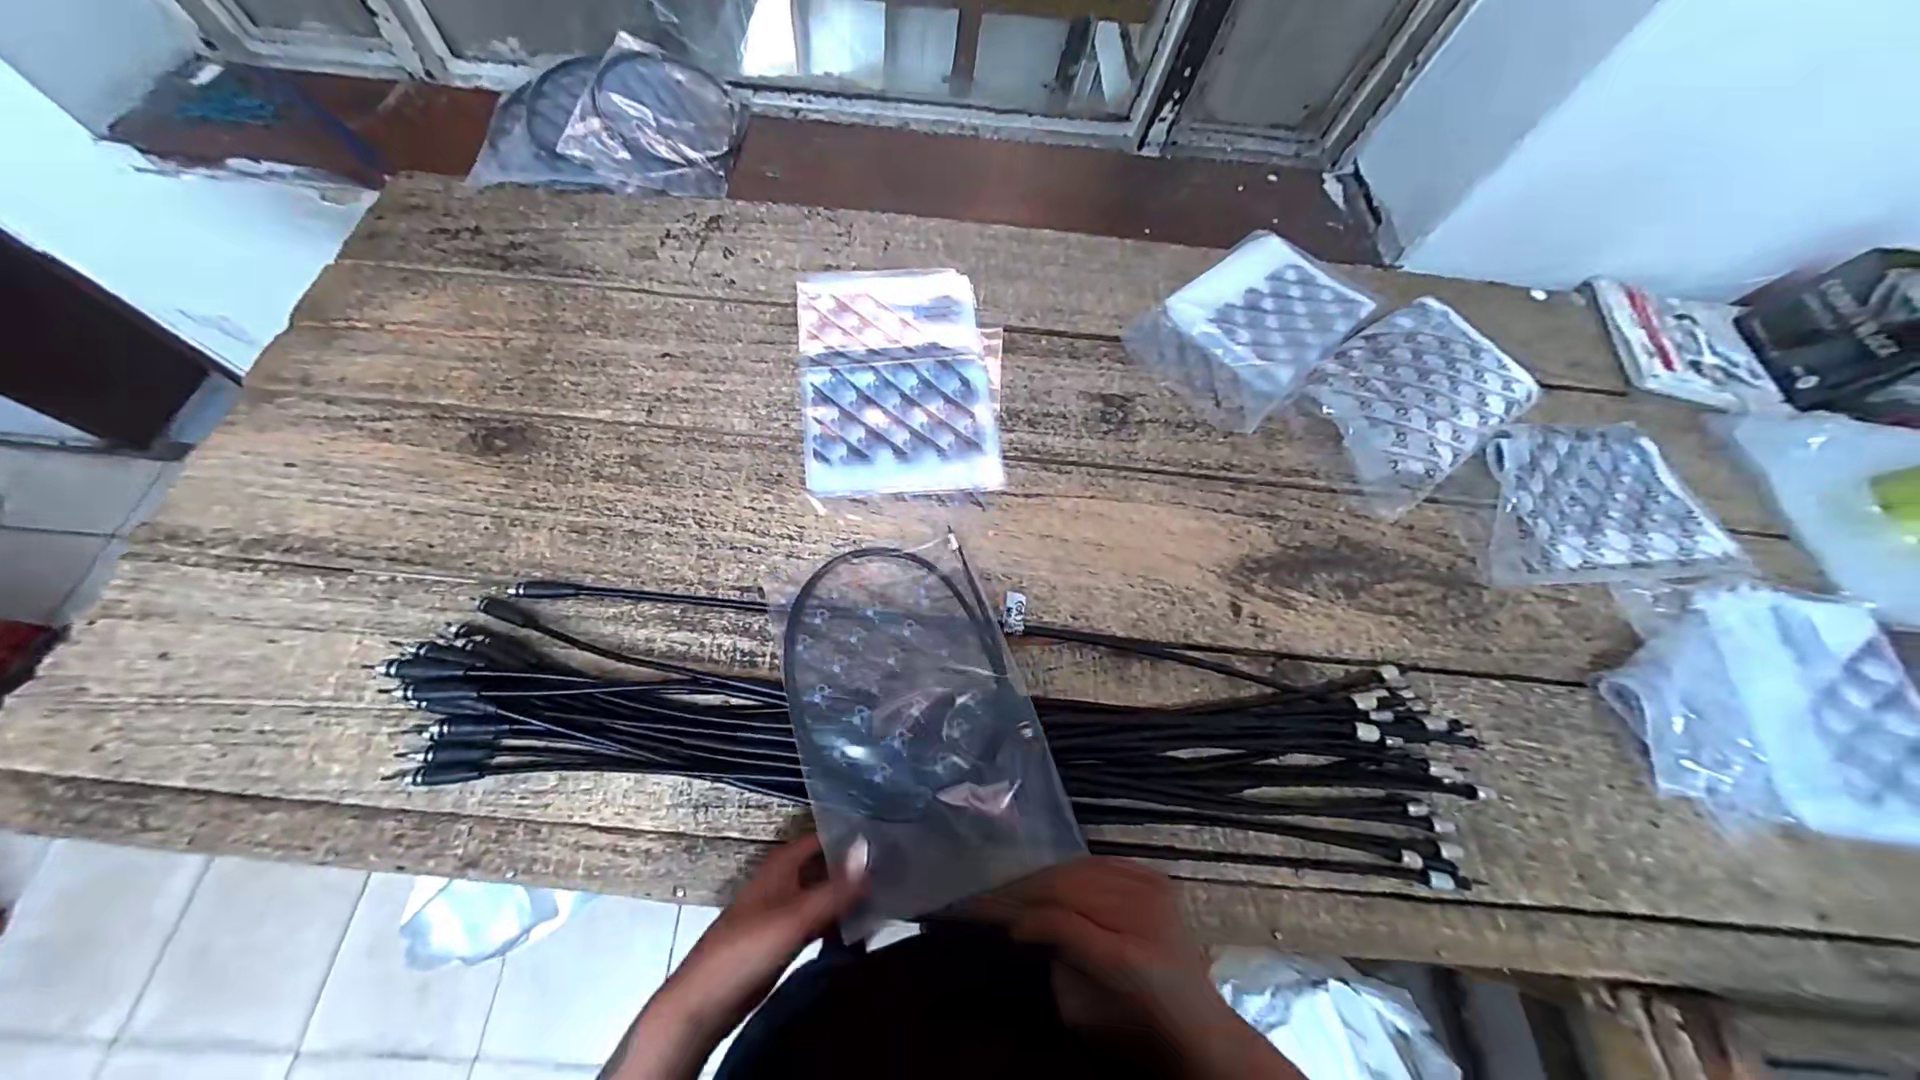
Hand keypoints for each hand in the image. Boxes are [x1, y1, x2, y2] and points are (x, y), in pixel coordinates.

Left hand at [599, 834, 864, 1079]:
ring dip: (846, 894)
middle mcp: (782, 880)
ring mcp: (782, 910)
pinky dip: (836, 920)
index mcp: (781, 865)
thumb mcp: (796, 916)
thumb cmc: (747, 947)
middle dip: (853, 866)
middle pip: (823, 865)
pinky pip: (817, 920)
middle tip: (893, 867)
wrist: (705, 1001)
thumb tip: (870, 848)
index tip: (886, 837)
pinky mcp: (782, 938)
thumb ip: (835, 887)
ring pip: (821, 893)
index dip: (849, 835)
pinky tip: (860, 928)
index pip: (821, 838)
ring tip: (885, 894)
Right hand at [974, 857, 1303, 1079]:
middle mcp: (1144, 916)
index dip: (1026, 917)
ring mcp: (1154, 892)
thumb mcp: (1087, 1008)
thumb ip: (1057, 959)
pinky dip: (1074, 867)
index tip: (994, 917)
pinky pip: (1102, 861)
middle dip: (1027, 889)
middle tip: (993, 895)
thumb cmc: (1136, 1024)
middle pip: (1071, 886)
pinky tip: (1053, 876)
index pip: (1063, 922)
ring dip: (1045, 876)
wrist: (1197, 1019)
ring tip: (1018, 886)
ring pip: (1082, 868)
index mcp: (1127, 959)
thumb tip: (1024, 923)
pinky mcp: (1157, 879)